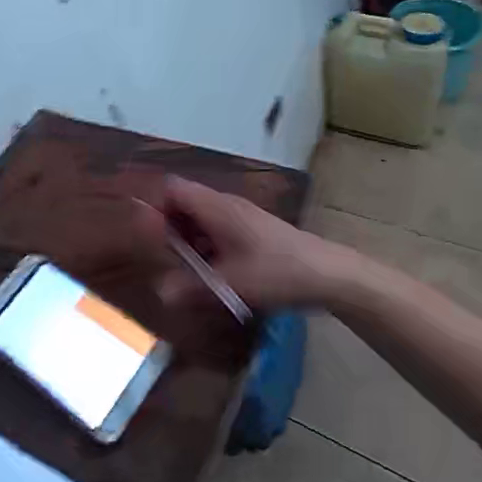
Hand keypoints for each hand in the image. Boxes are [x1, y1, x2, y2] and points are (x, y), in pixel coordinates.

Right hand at [134, 176, 355, 313]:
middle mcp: (226, 206)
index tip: (152, 240)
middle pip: (183, 205)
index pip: (172, 189)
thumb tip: (160, 292)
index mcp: (217, 208)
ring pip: (200, 222)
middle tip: (169, 263)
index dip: (155, 208)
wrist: (329, 274)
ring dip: (188, 244)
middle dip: (169, 231)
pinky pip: (217, 234)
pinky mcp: (252, 234)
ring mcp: (240, 219)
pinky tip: (212, 277)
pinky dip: (207, 250)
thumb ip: (191, 288)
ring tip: (188, 275)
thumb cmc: (278, 272)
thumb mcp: (231, 284)